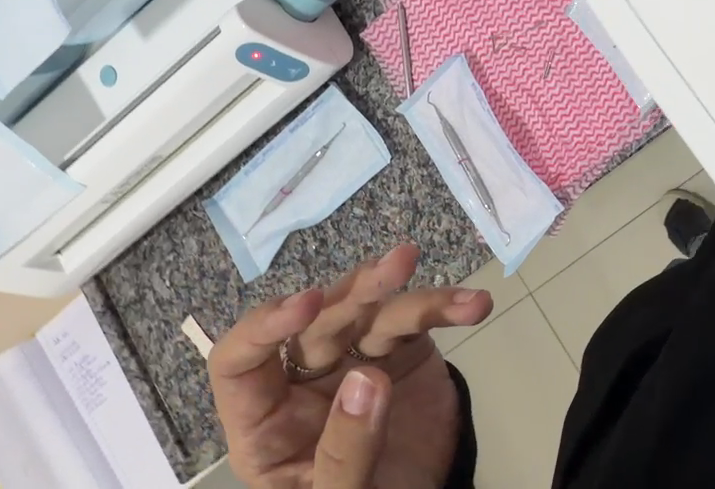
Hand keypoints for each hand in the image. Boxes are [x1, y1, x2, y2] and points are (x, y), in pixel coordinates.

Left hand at [210, 244, 493, 487]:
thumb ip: (346, 451)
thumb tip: (367, 379)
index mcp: (267, 422)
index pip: (239, 362)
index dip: (264, 326)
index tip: (306, 303)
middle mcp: (304, 379)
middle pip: (319, 321)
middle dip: (359, 290)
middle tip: (400, 263)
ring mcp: (355, 358)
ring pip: (370, 309)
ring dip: (405, 288)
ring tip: (451, 283)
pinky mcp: (401, 349)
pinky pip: (417, 318)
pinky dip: (446, 307)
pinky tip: (475, 305)